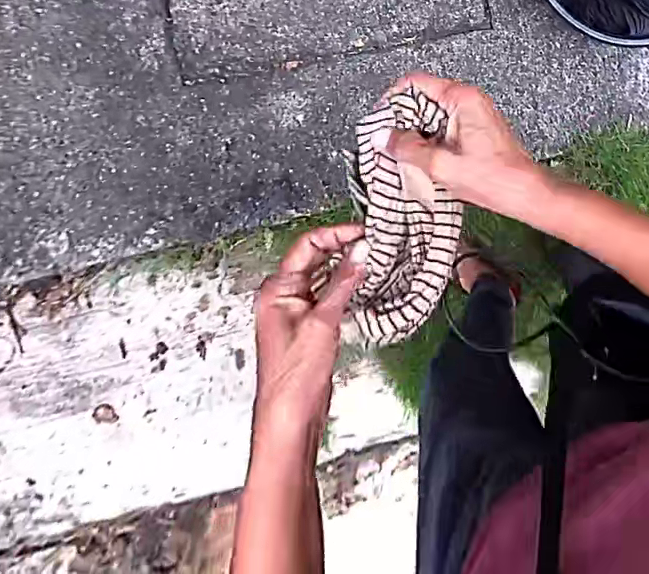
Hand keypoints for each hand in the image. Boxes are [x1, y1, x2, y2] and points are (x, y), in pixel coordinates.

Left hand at [253, 224, 368, 440]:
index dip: (335, 234)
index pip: (308, 245)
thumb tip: (360, 250)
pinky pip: (329, 291)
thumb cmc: (295, 375)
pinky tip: (362, 280)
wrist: (291, 416)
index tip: (361, 232)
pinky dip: (345, 283)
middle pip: (315, 256)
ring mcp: (297, 308)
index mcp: (276, 289)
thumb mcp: (323, 322)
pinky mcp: (310, 322)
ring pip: (324, 273)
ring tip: (371, 257)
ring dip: (346, 264)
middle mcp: (284, 294)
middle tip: (371, 242)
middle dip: (342, 246)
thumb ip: (343, 282)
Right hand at [380, 73, 542, 207]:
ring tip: (402, 155)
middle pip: (421, 98)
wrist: (523, 191)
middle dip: (401, 120)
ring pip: (429, 115)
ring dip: (413, 133)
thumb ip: (408, 149)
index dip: (391, 100)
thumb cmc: (496, 177)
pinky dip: (427, 140)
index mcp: (462, 98)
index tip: (380, 121)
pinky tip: (420, 160)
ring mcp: (471, 113)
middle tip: (387, 143)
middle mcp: (468, 100)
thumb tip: (382, 138)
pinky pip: (441, 126)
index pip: (415, 82)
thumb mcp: (441, 165)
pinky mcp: (472, 128)